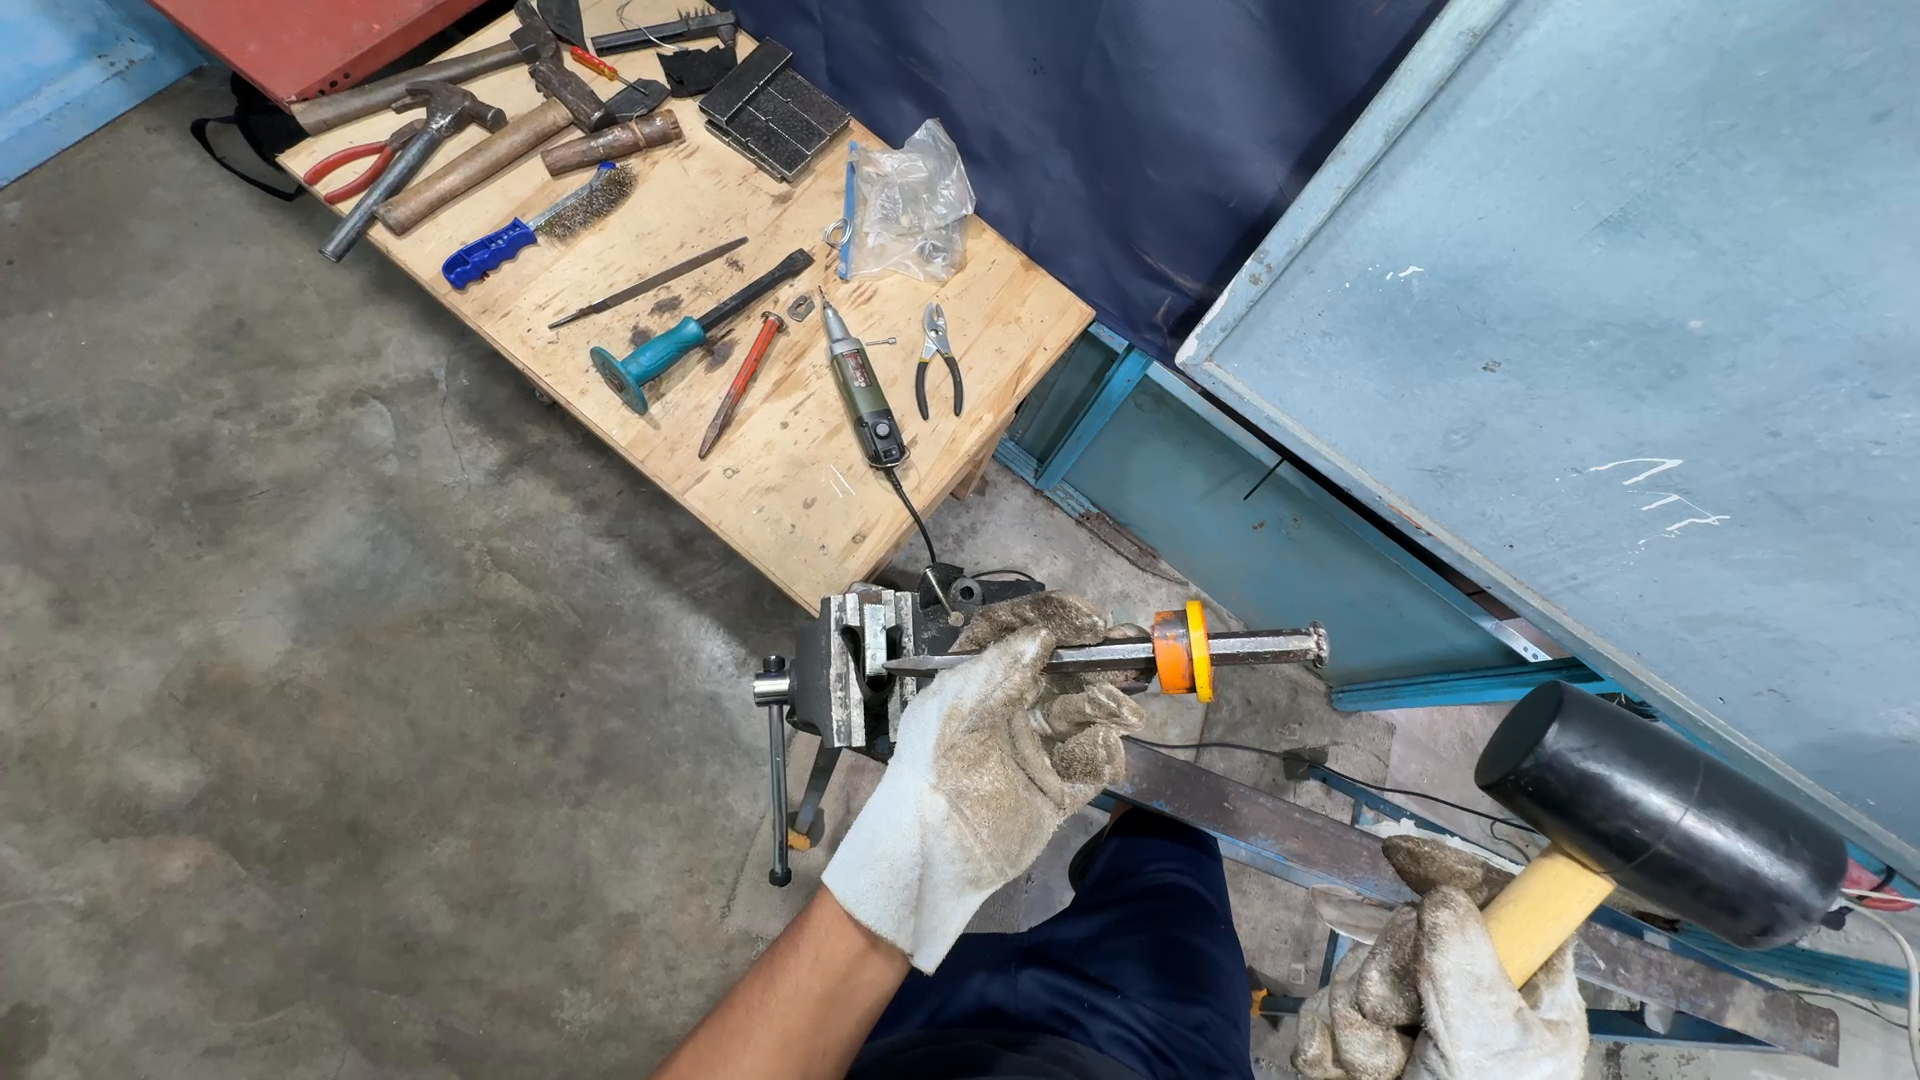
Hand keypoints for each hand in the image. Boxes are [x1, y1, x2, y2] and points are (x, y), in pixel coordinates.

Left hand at [822, 592, 1144, 971]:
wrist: (931, 853)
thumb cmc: (934, 766)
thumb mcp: (958, 706)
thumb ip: (1001, 669)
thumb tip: (1043, 635)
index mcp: (979, 681)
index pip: (1017, 634)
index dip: (1052, 618)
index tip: (1087, 617)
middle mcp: (1010, 707)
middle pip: (1061, 671)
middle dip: (1096, 657)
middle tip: (1130, 647)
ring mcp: (1035, 748)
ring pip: (1082, 713)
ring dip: (1105, 703)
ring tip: (1119, 709)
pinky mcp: (1055, 790)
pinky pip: (1089, 764)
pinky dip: (1102, 752)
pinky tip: (1103, 744)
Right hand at [1294, 837, 1587, 1079]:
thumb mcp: (1488, 1046)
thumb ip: (1465, 964)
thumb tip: (1441, 895)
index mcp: (1521, 990)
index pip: (1498, 900)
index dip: (1451, 868)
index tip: (1400, 858)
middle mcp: (1463, 991)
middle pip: (1406, 931)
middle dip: (1388, 979)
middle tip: (1406, 1026)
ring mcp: (1407, 1013)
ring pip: (1355, 972)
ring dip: (1357, 1026)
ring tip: (1387, 1072)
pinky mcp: (1359, 1037)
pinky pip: (1321, 1009)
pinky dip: (1328, 1046)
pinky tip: (1355, 1077)